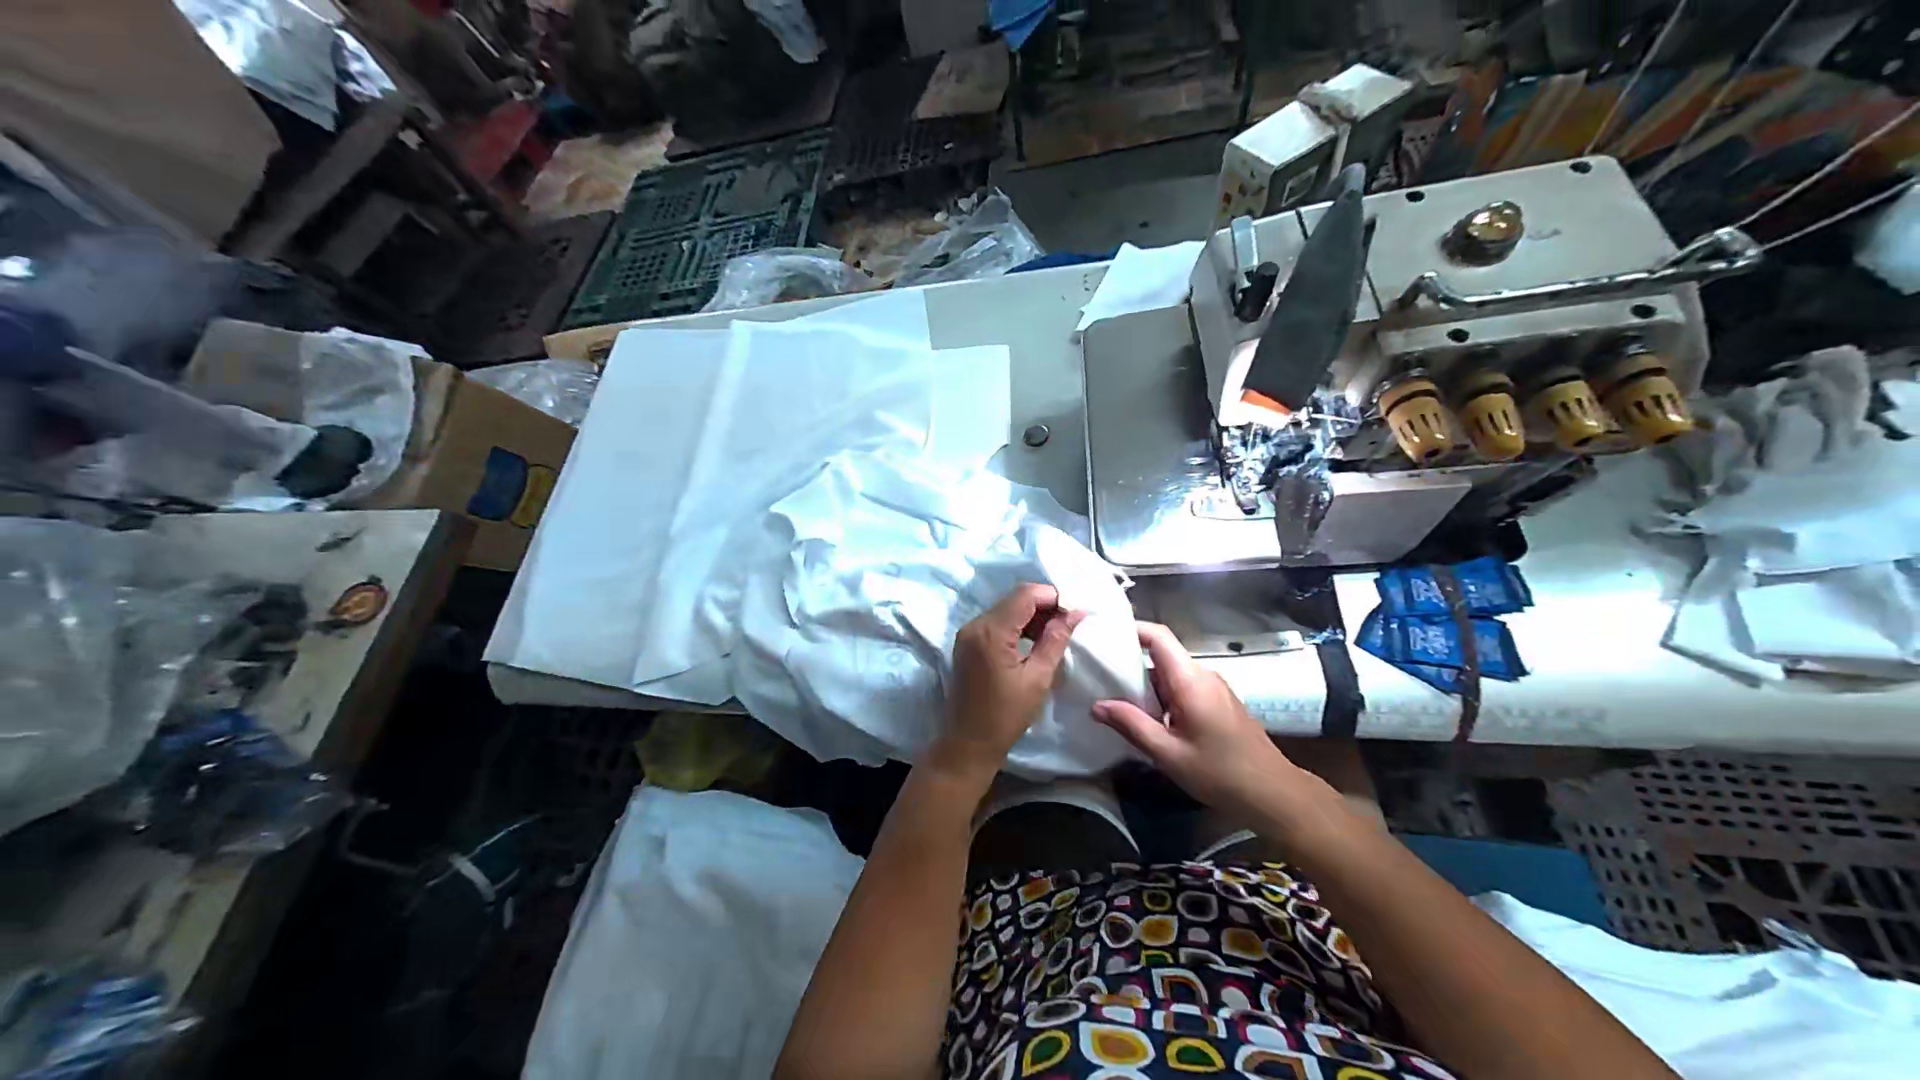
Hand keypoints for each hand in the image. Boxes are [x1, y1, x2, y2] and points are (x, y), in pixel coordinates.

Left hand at [933, 583, 1085, 783]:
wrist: (969, 742)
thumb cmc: (1007, 715)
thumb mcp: (1038, 677)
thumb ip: (1056, 639)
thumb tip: (1076, 612)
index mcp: (991, 631)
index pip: (1025, 595)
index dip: (1053, 597)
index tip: (1075, 612)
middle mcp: (975, 624)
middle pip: (1015, 598)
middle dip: (1044, 605)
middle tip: (1069, 623)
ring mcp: (967, 632)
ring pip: (1006, 608)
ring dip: (1031, 614)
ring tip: (1055, 633)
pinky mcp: (967, 642)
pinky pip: (996, 621)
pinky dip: (1016, 624)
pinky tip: (1034, 640)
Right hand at [1092, 622, 1313, 822]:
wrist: (1272, 793)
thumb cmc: (1219, 772)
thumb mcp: (1168, 753)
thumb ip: (1131, 725)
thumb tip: (1097, 705)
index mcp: (1190, 681)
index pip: (1159, 637)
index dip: (1131, 629)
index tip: (1104, 635)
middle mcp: (1203, 676)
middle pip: (1161, 656)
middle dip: (1130, 663)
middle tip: (1099, 676)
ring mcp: (1214, 689)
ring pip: (1171, 674)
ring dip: (1145, 684)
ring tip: (1116, 700)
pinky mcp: (1218, 703)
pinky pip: (1183, 688)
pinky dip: (1161, 696)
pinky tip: (1148, 719)